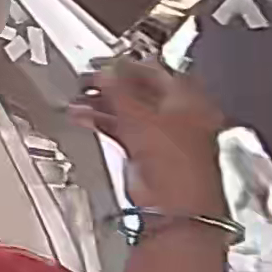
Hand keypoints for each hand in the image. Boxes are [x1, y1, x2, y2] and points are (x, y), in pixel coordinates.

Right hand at [69, 59, 226, 218]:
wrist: (173, 209)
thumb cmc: (177, 168)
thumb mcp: (143, 119)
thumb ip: (121, 93)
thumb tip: (106, 72)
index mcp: (191, 103)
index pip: (158, 73)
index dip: (130, 65)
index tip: (106, 61)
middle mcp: (179, 118)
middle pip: (141, 92)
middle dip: (112, 85)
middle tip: (88, 79)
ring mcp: (161, 137)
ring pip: (128, 111)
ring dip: (102, 104)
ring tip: (79, 98)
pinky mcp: (145, 154)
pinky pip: (120, 129)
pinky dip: (102, 122)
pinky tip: (83, 117)